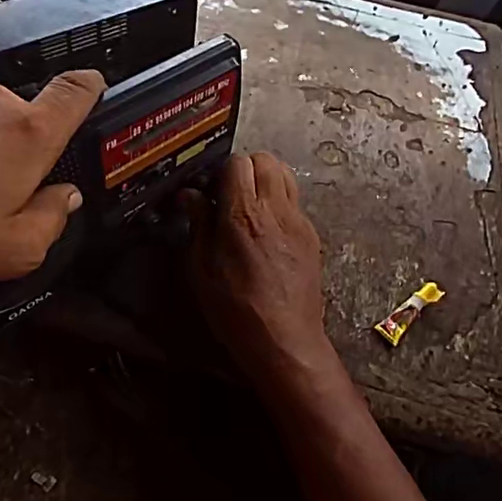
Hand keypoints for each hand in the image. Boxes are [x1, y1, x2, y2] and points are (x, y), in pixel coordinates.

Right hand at [183, 152, 340, 392]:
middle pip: (266, 160)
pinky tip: (266, 231)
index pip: (237, 162)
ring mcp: (299, 222)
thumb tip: (189, 197)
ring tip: (247, 207)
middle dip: (245, 168)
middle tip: (228, 193)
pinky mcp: (312, 236)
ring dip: (265, 181)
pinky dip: (279, 204)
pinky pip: (295, 202)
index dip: (220, 171)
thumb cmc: (238, 313)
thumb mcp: (202, 272)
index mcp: (244, 216)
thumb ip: (198, 226)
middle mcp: (277, 211)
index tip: (209, 190)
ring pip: (286, 176)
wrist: (286, 340)